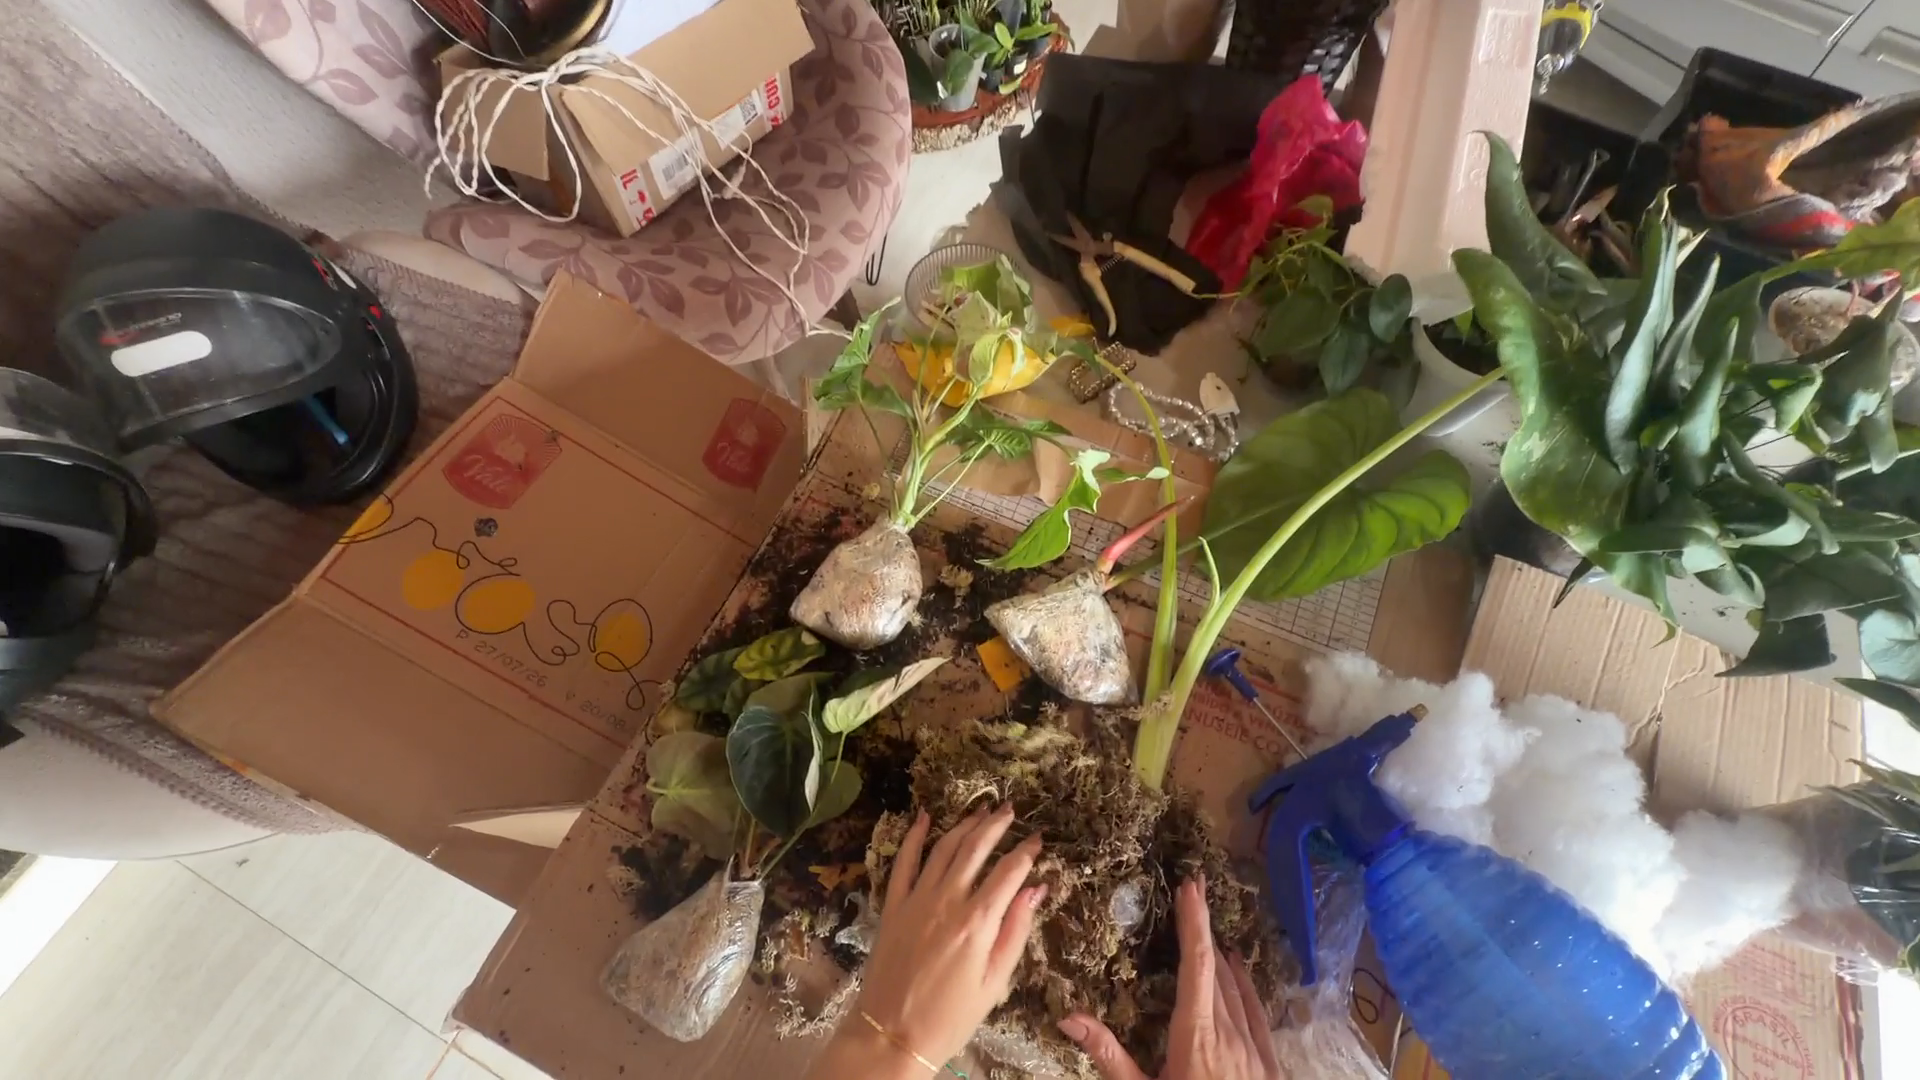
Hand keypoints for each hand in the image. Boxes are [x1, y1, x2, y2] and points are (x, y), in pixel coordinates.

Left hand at [856, 805, 1047, 1066]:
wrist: (892, 1035)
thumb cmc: (951, 1017)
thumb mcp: (994, 983)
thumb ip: (1016, 931)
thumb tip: (1036, 889)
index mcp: (977, 922)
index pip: (1009, 872)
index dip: (1026, 852)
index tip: (1038, 839)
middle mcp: (947, 900)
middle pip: (976, 848)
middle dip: (996, 824)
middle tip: (1010, 810)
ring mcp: (917, 898)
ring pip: (944, 847)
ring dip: (965, 824)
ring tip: (982, 810)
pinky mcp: (894, 903)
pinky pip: (904, 860)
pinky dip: (914, 835)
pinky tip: (924, 815)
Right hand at [1057, 877, 1280, 1079]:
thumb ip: (1109, 1056)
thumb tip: (1067, 1016)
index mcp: (1196, 1036)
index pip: (1196, 965)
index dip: (1193, 921)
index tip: (1189, 885)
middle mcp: (1231, 1035)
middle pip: (1217, 968)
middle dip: (1203, 926)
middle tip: (1193, 886)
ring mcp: (1257, 1053)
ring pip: (1238, 988)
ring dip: (1221, 953)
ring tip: (1209, 924)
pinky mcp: (1272, 1068)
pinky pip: (1258, 1013)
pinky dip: (1246, 984)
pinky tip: (1241, 972)